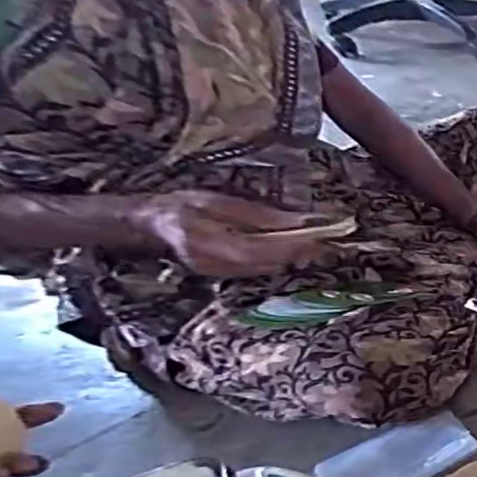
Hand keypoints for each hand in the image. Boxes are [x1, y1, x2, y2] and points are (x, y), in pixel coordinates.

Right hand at [134, 190, 328, 277]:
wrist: (153, 222)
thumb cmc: (183, 206)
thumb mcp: (216, 200)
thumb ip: (258, 213)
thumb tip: (301, 220)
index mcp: (201, 239)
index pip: (254, 249)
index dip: (288, 245)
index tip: (315, 237)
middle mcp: (209, 261)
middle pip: (265, 262)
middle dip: (298, 252)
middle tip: (324, 240)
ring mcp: (216, 272)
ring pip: (267, 268)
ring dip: (294, 257)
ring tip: (313, 243)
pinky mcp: (225, 275)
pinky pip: (260, 269)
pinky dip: (280, 259)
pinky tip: (292, 250)